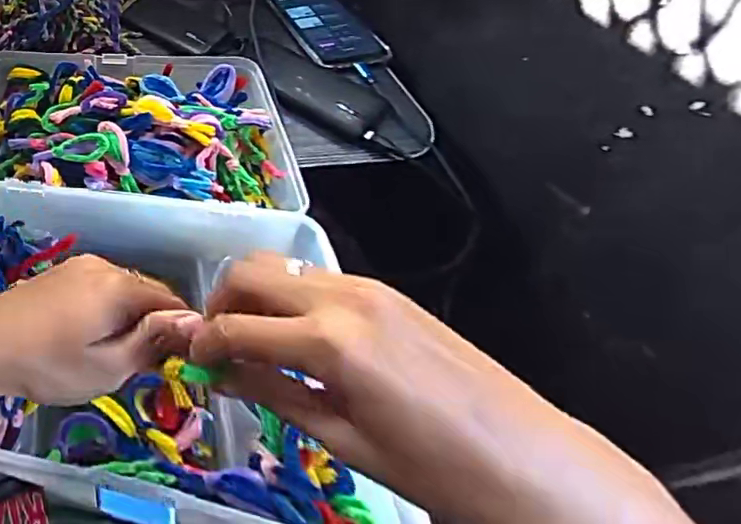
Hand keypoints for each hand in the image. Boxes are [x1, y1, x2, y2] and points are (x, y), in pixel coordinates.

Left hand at [0, 254, 202, 404]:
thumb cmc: (48, 364)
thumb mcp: (108, 367)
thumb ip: (152, 343)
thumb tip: (192, 323)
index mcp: (118, 284)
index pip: (172, 301)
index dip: (183, 333)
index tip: (181, 366)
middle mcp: (101, 265)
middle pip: (148, 292)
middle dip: (156, 326)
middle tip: (148, 369)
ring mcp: (77, 266)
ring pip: (123, 291)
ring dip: (131, 320)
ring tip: (118, 358)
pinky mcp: (60, 274)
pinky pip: (100, 288)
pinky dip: (108, 311)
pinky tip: (93, 339)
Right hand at [189, 253, 688, 523]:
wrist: (550, 473)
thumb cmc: (445, 475)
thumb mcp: (348, 444)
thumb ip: (274, 396)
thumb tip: (220, 375)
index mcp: (330, 344)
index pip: (238, 328)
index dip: (205, 341)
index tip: (191, 356)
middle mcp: (341, 298)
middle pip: (248, 273)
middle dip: (219, 302)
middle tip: (217, 341)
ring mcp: (366, 287)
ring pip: (278, 265)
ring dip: (252, 292)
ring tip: (253, 335)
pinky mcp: (385, 290)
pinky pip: (314, 276)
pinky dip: (288, 294)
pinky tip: (299, 333)